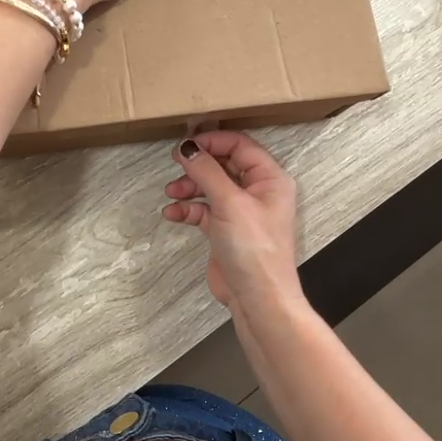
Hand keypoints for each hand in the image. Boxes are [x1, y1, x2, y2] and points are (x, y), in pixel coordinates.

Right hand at [163, 132, 303, 312]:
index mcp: (270, 178)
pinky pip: (204, 210)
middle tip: (174, 162)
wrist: (258, 299)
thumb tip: (186, 147)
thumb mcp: (230, 203)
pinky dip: (188, 209)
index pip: (240, 146)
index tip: (186, 143)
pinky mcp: (226, 230)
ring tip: (172, 192)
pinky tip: (172, 213)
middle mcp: (258, 191)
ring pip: (211, 186)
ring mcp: (241, 211)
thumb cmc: (255, 249)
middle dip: (198, 164)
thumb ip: (207, 171)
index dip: (213, 141)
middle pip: (224, 164)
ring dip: (189, 186)